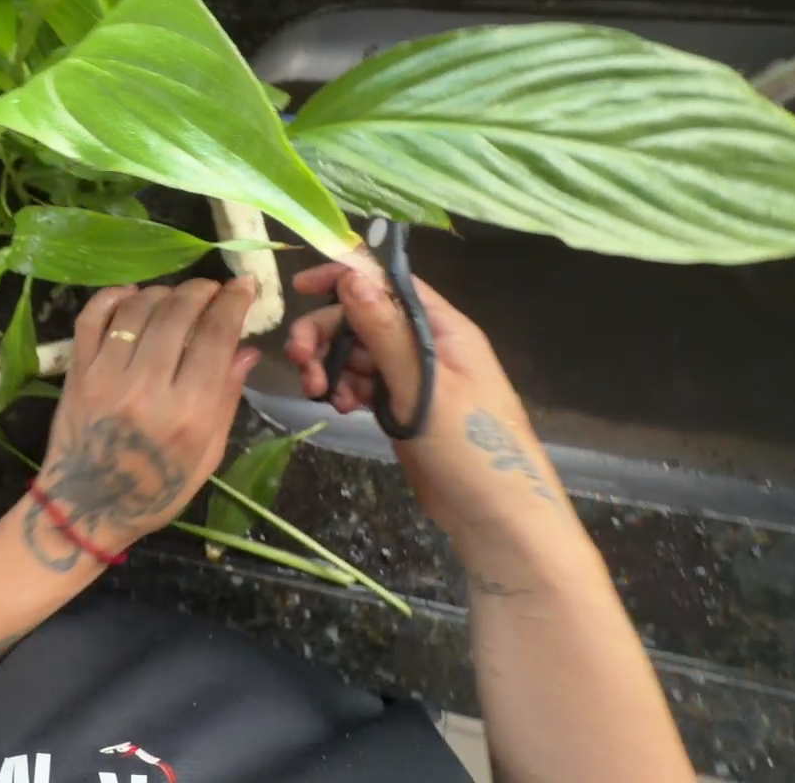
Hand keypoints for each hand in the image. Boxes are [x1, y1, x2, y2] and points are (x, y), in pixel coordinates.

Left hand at [22, 278, 259, 570]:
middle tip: (211, 288)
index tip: (243, 287)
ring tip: (175, 295)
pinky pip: (91, 319)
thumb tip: (247, 349)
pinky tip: (131, 294)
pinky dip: (112, 297)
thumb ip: (225, 398)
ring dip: (161, 293)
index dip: (232, 304)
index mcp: (188, 413)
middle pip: (176, 315)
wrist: (85, 506)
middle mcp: (146, 388)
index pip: (215, 338)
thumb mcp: (207, 455)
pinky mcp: (76, 371)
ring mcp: (105, 375)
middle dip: (200, 291)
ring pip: (136, 311)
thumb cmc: (155, 489)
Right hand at [284, 264, 581, 570]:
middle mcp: (425, 344)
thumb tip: (353, 276)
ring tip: (319, 392)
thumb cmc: (470, 448)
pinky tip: (339, 408)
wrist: (495, 518)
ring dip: (327, 365)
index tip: (299, 288)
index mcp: (442, 330)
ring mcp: (411, 375)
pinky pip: (357, 380)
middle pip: (359, 318)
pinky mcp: (399, 402)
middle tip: (299, 360)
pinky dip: (341, 388)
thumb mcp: (422, 386)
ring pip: (352, 350)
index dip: (343, 278)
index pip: (387, 283)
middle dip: (323, 335)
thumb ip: (385, 331)